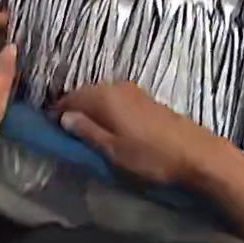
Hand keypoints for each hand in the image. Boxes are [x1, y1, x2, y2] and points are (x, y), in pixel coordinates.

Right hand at [55, 82, 232, 186]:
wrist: (195, 153)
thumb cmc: (151, 156)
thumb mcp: (113, 151)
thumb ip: (87, 132)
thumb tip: (64, 117)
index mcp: (105, 97)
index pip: (71, 97)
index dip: (58, 111)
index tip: (48, 126)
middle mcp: (116, 87)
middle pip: (86, 93)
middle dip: (73, 107)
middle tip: (63, 129)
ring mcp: (132, 90)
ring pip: (101, 95)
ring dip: (90, 108)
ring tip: (84, 129)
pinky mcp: (144, 98)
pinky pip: (114, 98)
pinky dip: (105, 109)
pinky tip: (107, 125)